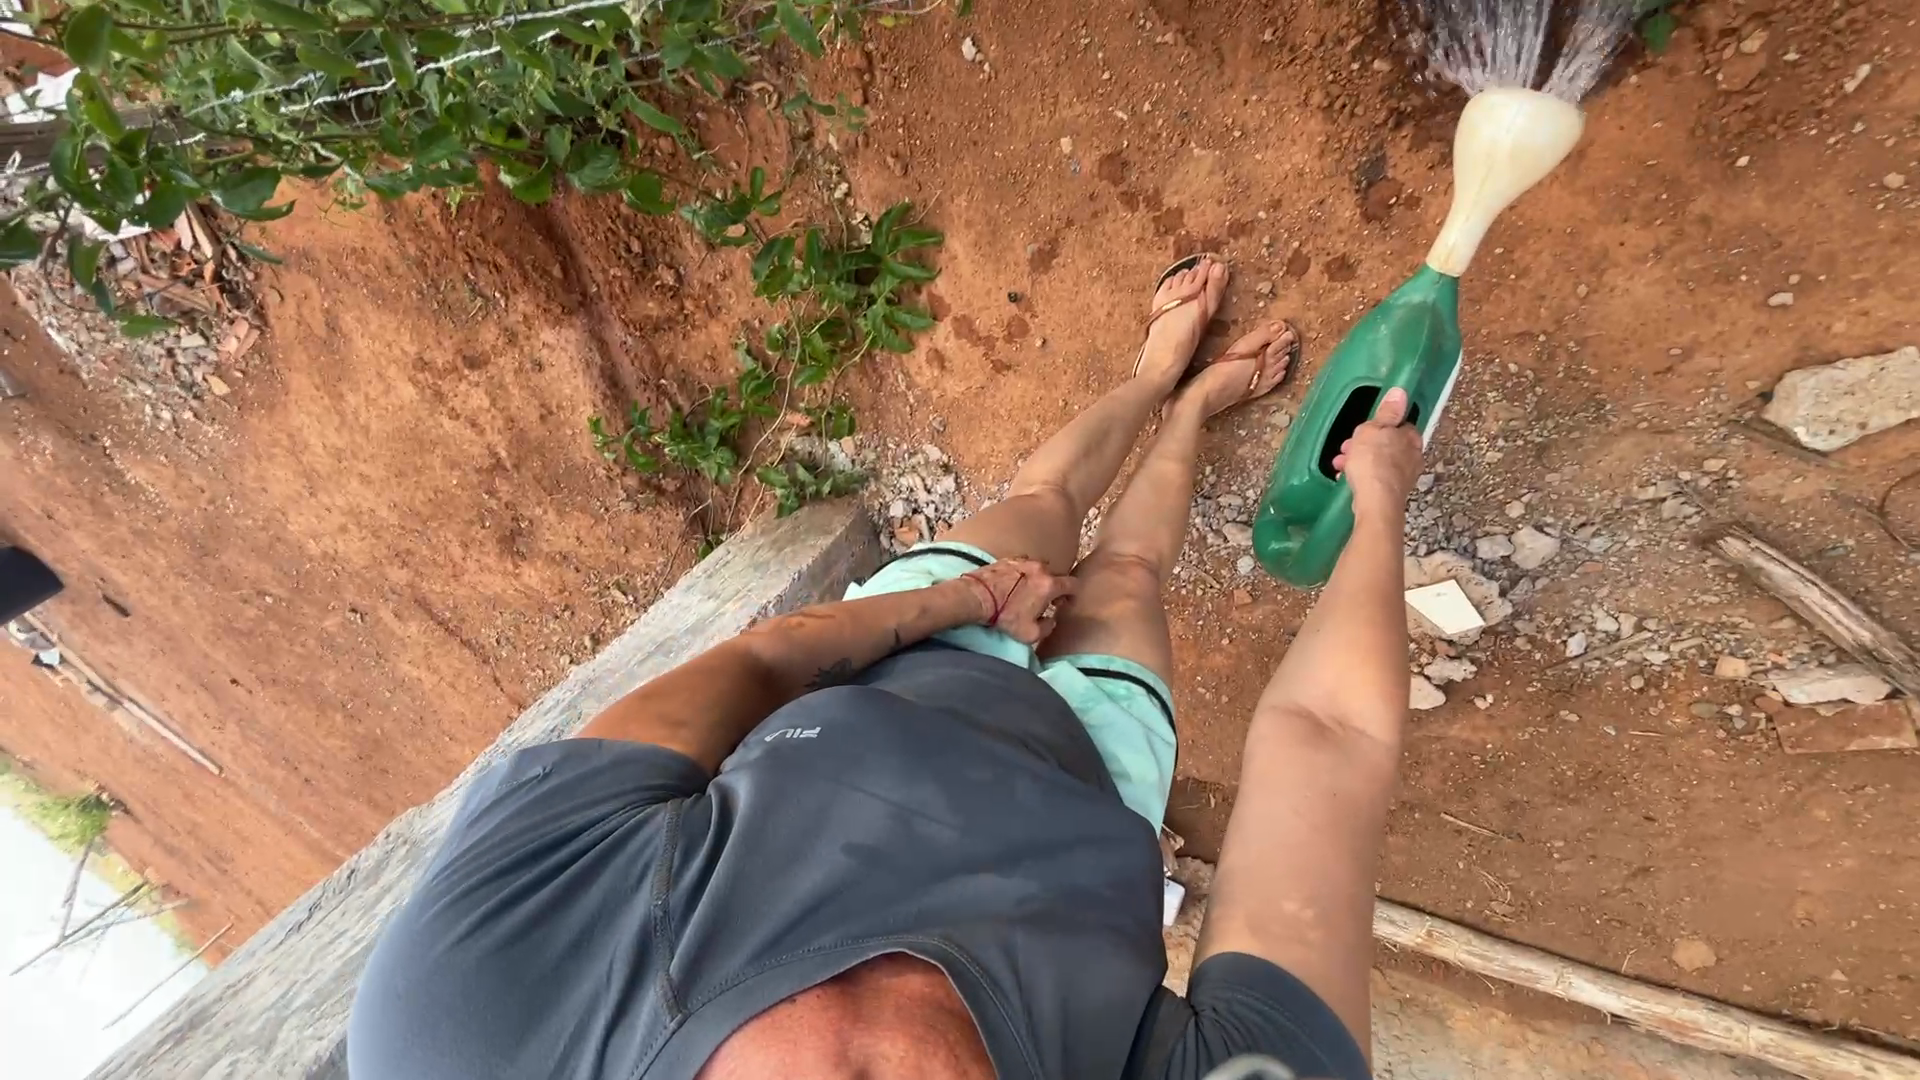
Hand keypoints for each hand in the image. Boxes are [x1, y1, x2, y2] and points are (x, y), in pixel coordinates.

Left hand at [961, 557, 1077, 645]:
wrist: (977, 597)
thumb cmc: (1005, 616)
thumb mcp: (1030, 634)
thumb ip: (1048, 627)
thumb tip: (1050, 620)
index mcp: (1049, 585)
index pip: (1073, 584)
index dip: (1073, 594)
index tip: (1066, 601)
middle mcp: (1040, 568)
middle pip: (1055, 575)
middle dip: (1054, 587)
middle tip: (1046, 600)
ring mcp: (1023, 561)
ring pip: (1038, 568)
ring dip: (1037, 578)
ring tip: (1028, 591)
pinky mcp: (1008, 559)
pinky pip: (1022, 564)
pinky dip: (1022, 573)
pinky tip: (1013, 583)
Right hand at [1332, 387, 1423, 522]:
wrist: (1375, 500)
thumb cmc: (1373, 461)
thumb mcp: (1373, 429)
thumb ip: (1386, 412)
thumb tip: (1400, 391)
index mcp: (1411, 437)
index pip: (1397, 425)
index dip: (1377, 427)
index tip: (1360, 431)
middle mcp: (1413, 456)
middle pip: (1387, 445)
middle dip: (1365, 445)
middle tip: (1346, 449)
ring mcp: (1404, 476)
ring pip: (1380, 462)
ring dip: (1359, 461)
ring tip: (1340, 465)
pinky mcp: (1393, 492)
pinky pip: (1376, 479)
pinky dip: (1362, 477)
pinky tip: (1347, 480)